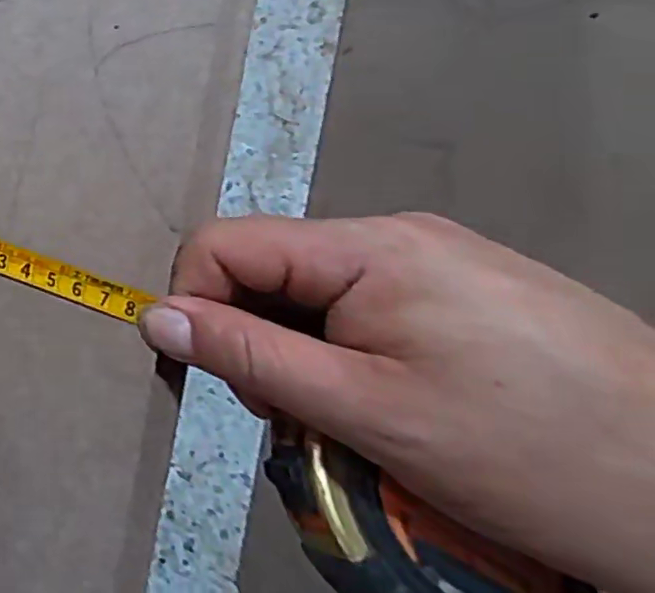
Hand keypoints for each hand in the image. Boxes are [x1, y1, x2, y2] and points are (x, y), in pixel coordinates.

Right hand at [138, 213, 654, 592]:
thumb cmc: (542, 459)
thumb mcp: (368, 413)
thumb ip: (246, 356)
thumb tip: (152, 319)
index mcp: (369, 247)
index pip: (222, 245)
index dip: (193, 301)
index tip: (215, 372)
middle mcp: (397, 235)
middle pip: (267, 266)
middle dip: (252, 333)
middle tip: (290, 410)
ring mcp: (440, 259)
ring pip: (312, 289)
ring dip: (299, 346)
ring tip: (345, 410)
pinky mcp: (471, 289)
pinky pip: (366, 302)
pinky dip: (346, 346)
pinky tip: (390, 394)